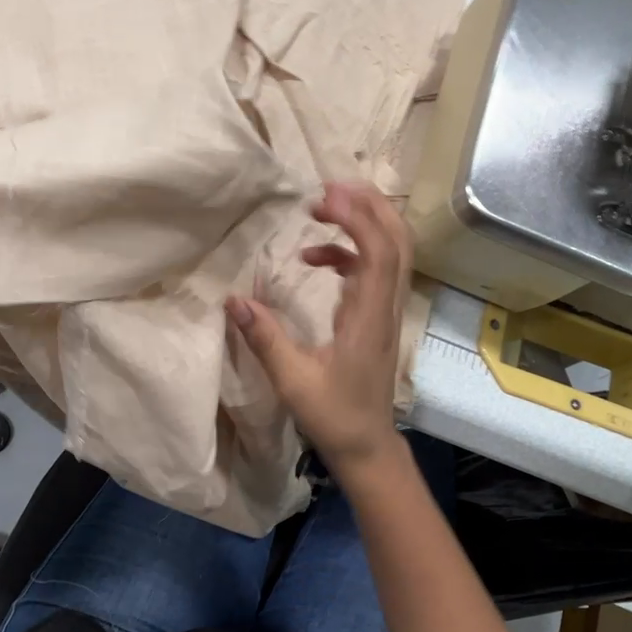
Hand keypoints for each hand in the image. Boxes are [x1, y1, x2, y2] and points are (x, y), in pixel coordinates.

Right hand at [227, 182, 410, 472]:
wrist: (366, 446)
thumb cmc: (334, 416)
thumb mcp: (293, 380)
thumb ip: (265, 339)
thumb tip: (233, 300)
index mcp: (370, 318)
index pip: (378, 253)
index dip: (357, 217)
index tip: (324, 196)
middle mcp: (386, 307)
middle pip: (398, 239)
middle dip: (370, 204)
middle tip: (330, 186)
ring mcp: (385, 311)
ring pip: (391, 250)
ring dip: (363, 222)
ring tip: (321, 208)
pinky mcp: (377, 318)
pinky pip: (374, 269)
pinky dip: (349, 252)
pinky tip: (314, 258)